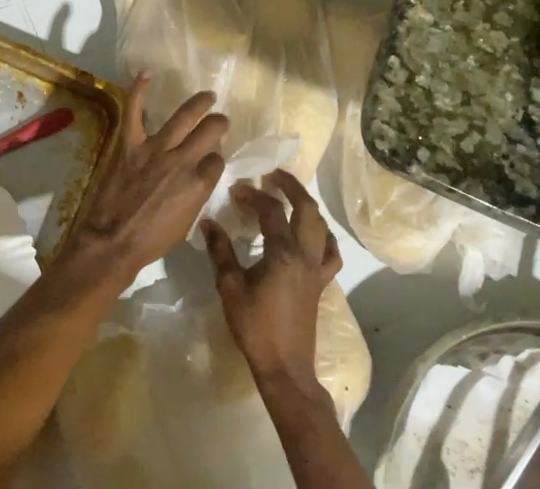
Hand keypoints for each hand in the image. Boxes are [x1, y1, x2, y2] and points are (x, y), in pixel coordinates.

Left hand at [59, 72, 227, 286]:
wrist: (114, 239)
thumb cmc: (152, 240)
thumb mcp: (186, 221)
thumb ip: (196, 194)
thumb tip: (198, 178)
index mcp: (199, 184)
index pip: (217, 161)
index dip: (216, 159)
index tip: (213, 159)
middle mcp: (182, 161)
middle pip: (209, 132)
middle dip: (218, 124)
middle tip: (221, 120)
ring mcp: (155, 149)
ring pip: (182, 117)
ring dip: (198, 104)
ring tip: (208, 96)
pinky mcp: (130, 144)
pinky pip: (135, 111)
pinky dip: (139, 90)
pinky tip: (146, 73)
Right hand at [201, 170, 341, 383]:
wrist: (284, 365)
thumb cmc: (254, 326)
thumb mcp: (229, 286)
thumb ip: (220, 250)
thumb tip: (208, 221)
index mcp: (283, 253)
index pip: (271, 211)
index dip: (253, 196)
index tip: (235, 190)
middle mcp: (306, 255)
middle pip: (307, 210)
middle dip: (291, 187)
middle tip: (271, 175)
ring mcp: (318, 270)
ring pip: (321, 227)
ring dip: (307, 206)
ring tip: (289, 197)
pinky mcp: (321, 284)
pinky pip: (330, 253)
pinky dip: (324, 237)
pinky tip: (314, 235)